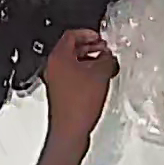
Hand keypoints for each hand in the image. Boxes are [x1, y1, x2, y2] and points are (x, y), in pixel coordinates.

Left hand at [44, 29, 117, 152]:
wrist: (69, 131)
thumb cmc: (78, 104)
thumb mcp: (100, 75)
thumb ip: (107, 60)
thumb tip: (109, 56)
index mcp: (59, 56)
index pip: (71, 35)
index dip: (87, 33)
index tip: (98, 36)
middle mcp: (53, 66)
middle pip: (71, 47)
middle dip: (89, 46)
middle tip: (103, 48)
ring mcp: (55, 80)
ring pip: (72, 62)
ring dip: (88, 59)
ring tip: (103, 64)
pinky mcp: (60, 92)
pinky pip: (72, 75)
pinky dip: (84, 72)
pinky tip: (96, 80)